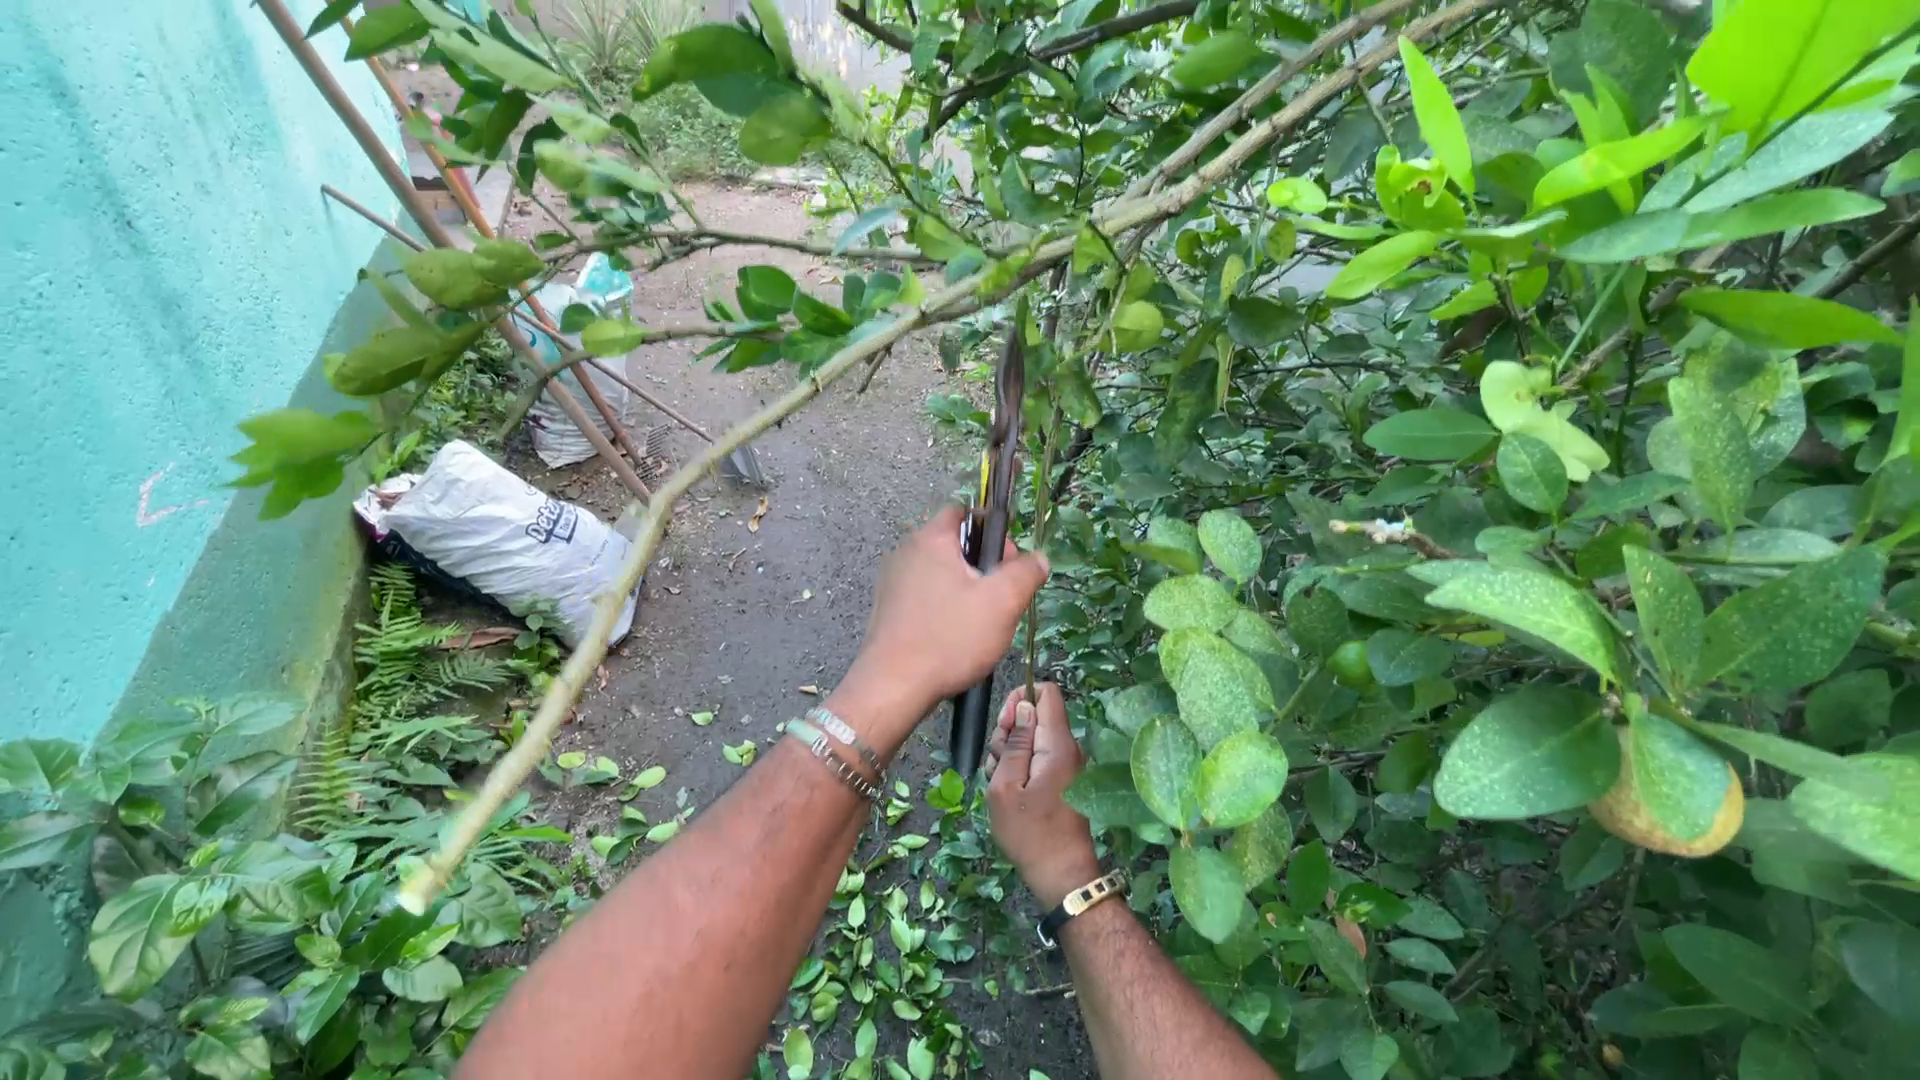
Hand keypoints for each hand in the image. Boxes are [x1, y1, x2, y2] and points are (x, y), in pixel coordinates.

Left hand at [838, 506, 1049, 730]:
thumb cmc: (950, 638)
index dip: (992, 530)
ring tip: (981, 623)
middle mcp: (907, 552)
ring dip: (966, 591)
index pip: (964, 511)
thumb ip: (1025, 573)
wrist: (893, 686)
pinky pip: (925, 597)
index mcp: (931, 539)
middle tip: (1001, 598)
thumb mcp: (1002, 603)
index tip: (1007, 561)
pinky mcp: (888, 610)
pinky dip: (944, 609)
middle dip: (983, 565)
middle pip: (955, 545)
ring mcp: (893, 582)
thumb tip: (1038, 559)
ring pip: (942, 574)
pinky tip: (955, 638)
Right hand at [986, 683, 1099, 909]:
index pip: (1047, 691)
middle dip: (1010, 730)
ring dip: (1011, 752)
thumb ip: (1015, 742)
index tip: (1004, 728)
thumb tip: (1024, 706)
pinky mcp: (1064, 778)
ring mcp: (1069, 763)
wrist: (1061, 874)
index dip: (1020, 698)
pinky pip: (1039, 757)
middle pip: (1037, 714)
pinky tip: (1011, 791)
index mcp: (1058, 744)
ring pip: (1034, 737)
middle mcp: (1069, 747)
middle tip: (997, 762)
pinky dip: (1021, 766)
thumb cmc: (1029, 833)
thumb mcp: (1006, 787)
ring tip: (1002, 782)